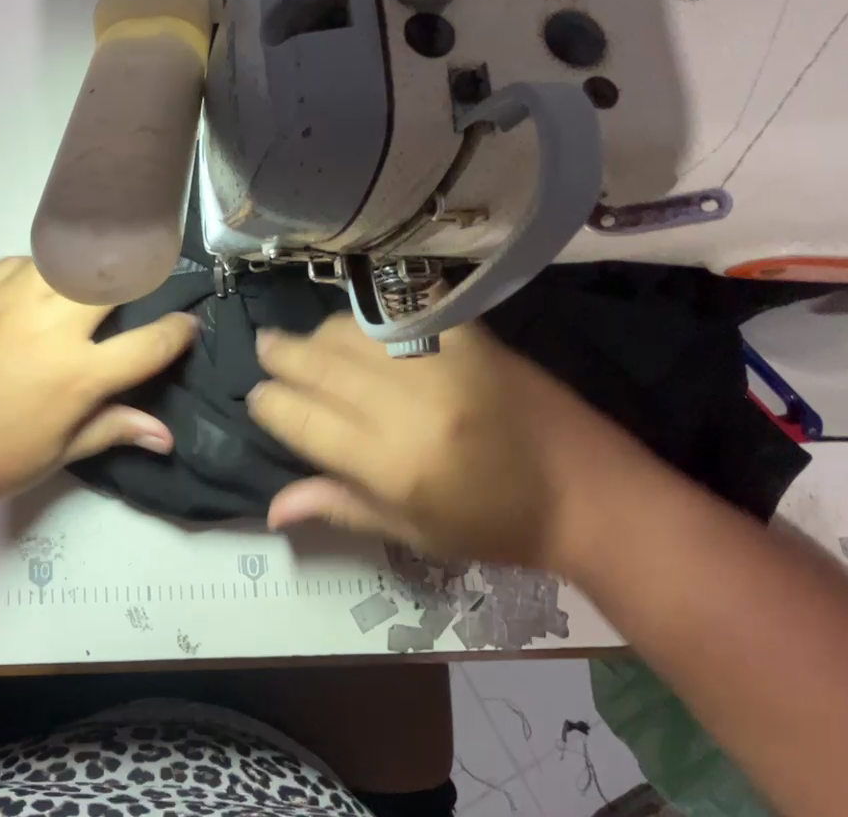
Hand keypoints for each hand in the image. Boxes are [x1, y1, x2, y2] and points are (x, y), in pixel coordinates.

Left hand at [0, 257, 198, 534]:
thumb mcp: (50, 454)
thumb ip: (110, 428)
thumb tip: (164, 433)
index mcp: (76, 374)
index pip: (152, 342)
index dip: (179, 332)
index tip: (187, 326)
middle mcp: (52, 322)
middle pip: (118, 276)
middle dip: (142, 276)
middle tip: (143, 290)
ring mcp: (13, 294)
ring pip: (75, 260)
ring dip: (92, 271)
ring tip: (91, 289)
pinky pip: (30, 263)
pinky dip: (45, 274)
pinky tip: (36, 297)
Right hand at [247, 316, 646, 571]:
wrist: (590, 494)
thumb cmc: (496, 527)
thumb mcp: (414, 531)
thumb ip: (339, 506)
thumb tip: (272, 508)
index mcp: (391, 464)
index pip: (302, 419)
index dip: (270, 404)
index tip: (257, 398)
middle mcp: (406, 406)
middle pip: (318, 365)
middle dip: (281, 356)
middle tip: (264, 349)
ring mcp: (439, 364)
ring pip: (350, 332)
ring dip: (319, 335)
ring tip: (306, 343)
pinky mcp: (468, 338)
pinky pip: (398, 315)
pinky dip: (369, 320)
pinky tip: (356, 326)